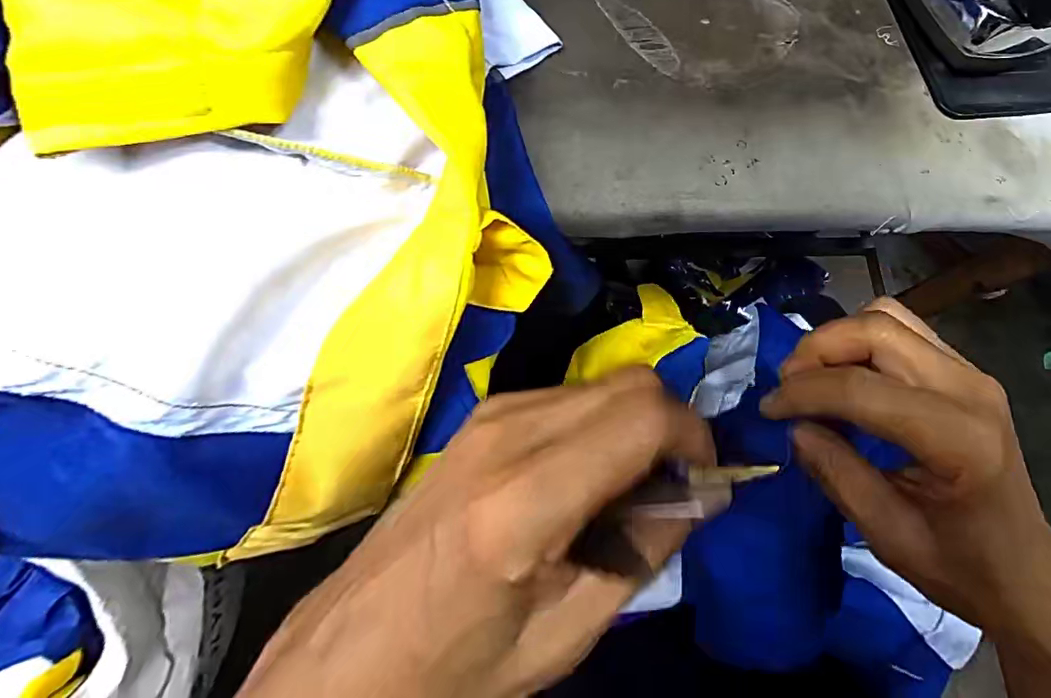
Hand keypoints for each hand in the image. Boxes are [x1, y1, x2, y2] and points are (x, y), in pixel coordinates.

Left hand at [239, 370, 715, 697]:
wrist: (338, 670)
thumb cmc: (457, 669)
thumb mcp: (570, 631)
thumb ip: (652, 547)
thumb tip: (712, 490)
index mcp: (524, 502)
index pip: (646, 417)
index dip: (694, 437)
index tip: (701, 479)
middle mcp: (508, 439)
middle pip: (637, 384)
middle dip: (674, 424)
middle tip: (672, 481)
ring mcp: (493, 417)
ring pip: (612, 382)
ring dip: (642, 421)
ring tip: (629, 481)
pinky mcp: (486, 414)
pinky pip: (579, 392)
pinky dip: (608, 419)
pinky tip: (589, 471)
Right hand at [761, 298, 1050, 697]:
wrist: (1024, 568)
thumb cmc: (961, 567)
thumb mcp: (889, 536)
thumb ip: (839, 474)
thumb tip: (795, 426)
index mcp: (958, 437)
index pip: (867, 388)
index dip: (808, 391)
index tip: (767, 408)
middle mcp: (970, 386)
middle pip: (881, 329)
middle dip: (821, 347)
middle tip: (786, 386)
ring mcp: (974, 371)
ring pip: (894, 318)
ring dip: (843, 337)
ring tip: (811, 377)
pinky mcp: (969, 370)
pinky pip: (909, 333)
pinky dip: (867, 342)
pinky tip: (847, 376)